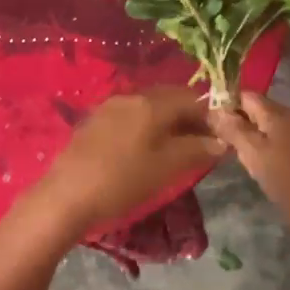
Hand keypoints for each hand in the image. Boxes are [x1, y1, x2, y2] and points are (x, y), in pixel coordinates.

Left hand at [31, 87, 226, 233]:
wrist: (67, 194)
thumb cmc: (122, 180)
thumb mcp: (166, 168)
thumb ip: (196, 150)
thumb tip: (221, 141)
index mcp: (152, 103)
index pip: (191, 97)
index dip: (210, 114)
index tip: (222, 135)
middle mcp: (131, 95)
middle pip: (170, 98)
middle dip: (190, 116)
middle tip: (203, 143)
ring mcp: (110, 105)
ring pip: (150, 105)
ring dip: (169, 121)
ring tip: (178, 148)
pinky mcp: (96, 119)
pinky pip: (132, 114)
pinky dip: (148, 125)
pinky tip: (148, 148)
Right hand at [210, 92, 289, 234]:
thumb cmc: (285, 180)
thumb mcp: (253, 154)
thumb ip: (233, 128)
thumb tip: (213, 110)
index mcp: (277, 112)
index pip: (245, 95)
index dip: (228, 106)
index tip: (216, 125)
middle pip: (257, 108)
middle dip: (241, 123)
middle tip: (229, 145)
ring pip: (267, 122)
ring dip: (253, 135)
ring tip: (245, 157)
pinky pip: (279, 134)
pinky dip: (267, 143)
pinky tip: (264, 162)